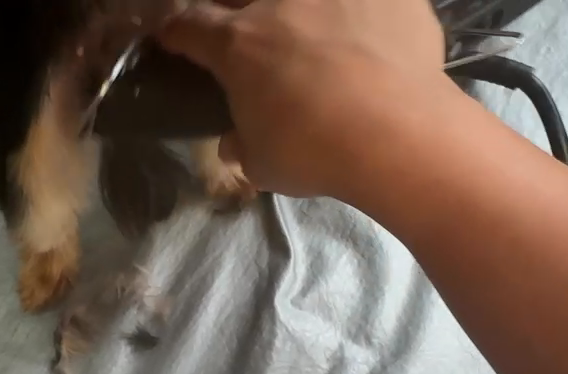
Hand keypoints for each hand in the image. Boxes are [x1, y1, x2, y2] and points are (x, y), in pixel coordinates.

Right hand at [159, 0, 451, 200]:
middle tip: (245, 29)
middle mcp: (284, 2)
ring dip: (305, 16)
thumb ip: (243, 144)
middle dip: (237, 10)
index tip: (171, 36)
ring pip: (309, 1)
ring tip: (313, 41)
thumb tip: (234, 140)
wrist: (396, 132)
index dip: (176, 32)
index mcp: (240, 44)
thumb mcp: (260, 163)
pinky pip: (367, 3)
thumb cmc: (311, 151)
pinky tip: (369, 47)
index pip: (191, 26)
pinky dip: (362, 18)